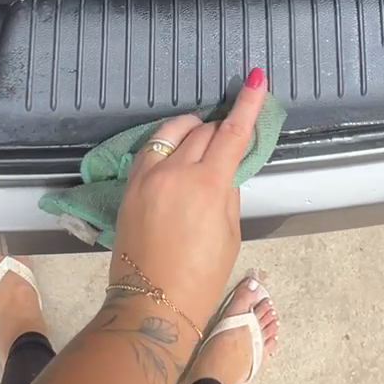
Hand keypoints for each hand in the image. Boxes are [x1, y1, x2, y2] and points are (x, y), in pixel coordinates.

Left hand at [110, 67, 268, 324]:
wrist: (150, 304)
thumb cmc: (200, 277)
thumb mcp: (228, 233)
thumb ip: (228, 191)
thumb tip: (224, 168)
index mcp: (206, 185)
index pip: (232, 133)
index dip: (247, 104)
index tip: (255, 79)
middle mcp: (174, 171)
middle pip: (203, 131)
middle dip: (221, 128)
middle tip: (231, 140)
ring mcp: (147, 175)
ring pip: (172, 131)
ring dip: (192, 128)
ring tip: (202, 138)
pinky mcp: (129, 184)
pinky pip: (151, 148)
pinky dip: (167, 143)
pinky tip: (176, 152)